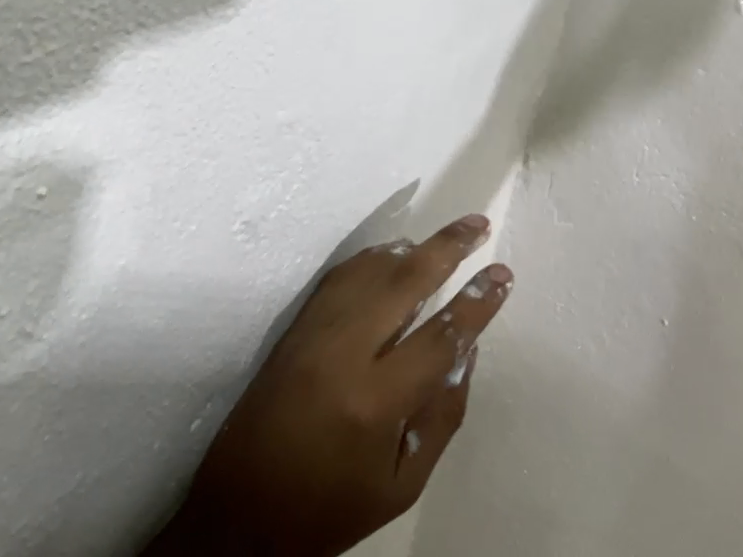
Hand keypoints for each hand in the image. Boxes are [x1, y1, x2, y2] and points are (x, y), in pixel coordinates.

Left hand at [147, 215, 511, 556]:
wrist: (239, 518)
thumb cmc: (329, 508)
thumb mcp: (402, 484)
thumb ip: (442, 416)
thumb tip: (467, 352)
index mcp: (376, 402)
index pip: (440, 335)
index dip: (477, 302)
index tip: (502, 274)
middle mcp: (343, 355)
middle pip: (404, 282)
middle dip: (447, 248)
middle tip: (478, 224)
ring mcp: (312, 337)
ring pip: (368, 272)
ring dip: (410, 248)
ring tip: (444, 237)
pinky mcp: (292, 333)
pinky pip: (336, 281)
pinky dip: (369, 259)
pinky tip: (390, 254)